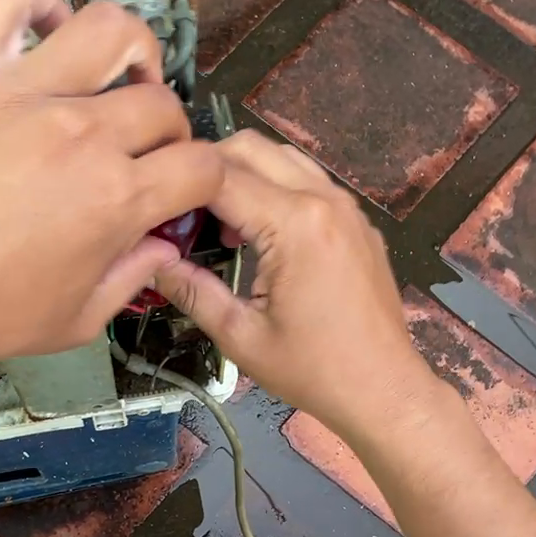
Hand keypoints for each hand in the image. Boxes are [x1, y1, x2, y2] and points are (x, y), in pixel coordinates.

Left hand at [0, 0, 222, 385]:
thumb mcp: (80, 320)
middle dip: (169, 133)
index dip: (205, 180)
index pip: (199, 167)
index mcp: (115, 202)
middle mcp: (80, 137)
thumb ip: (134, 277)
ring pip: (108, 31)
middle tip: (145, 155)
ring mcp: (21, 96)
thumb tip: (163, 248)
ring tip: (120, 78)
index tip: (186, 190)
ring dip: (132, 53)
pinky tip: (47, 30)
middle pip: (161, 103)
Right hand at [149, 132, 436, 438]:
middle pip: (253, 147)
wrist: (382, 389)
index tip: (156, 208)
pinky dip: (277, 190)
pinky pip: (310, 183)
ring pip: (284, 158)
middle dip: (209, 169)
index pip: (221, 176)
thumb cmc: (312, 370)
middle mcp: (324, 199)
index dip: (180, 186)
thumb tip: (153, 263)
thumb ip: (194, 292)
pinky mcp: (359, 224)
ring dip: (245, 175)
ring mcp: (348, 207)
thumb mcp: (241, 337)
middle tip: (182, 210)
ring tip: (220, 224)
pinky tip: (261, 236)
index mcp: (294, 224)